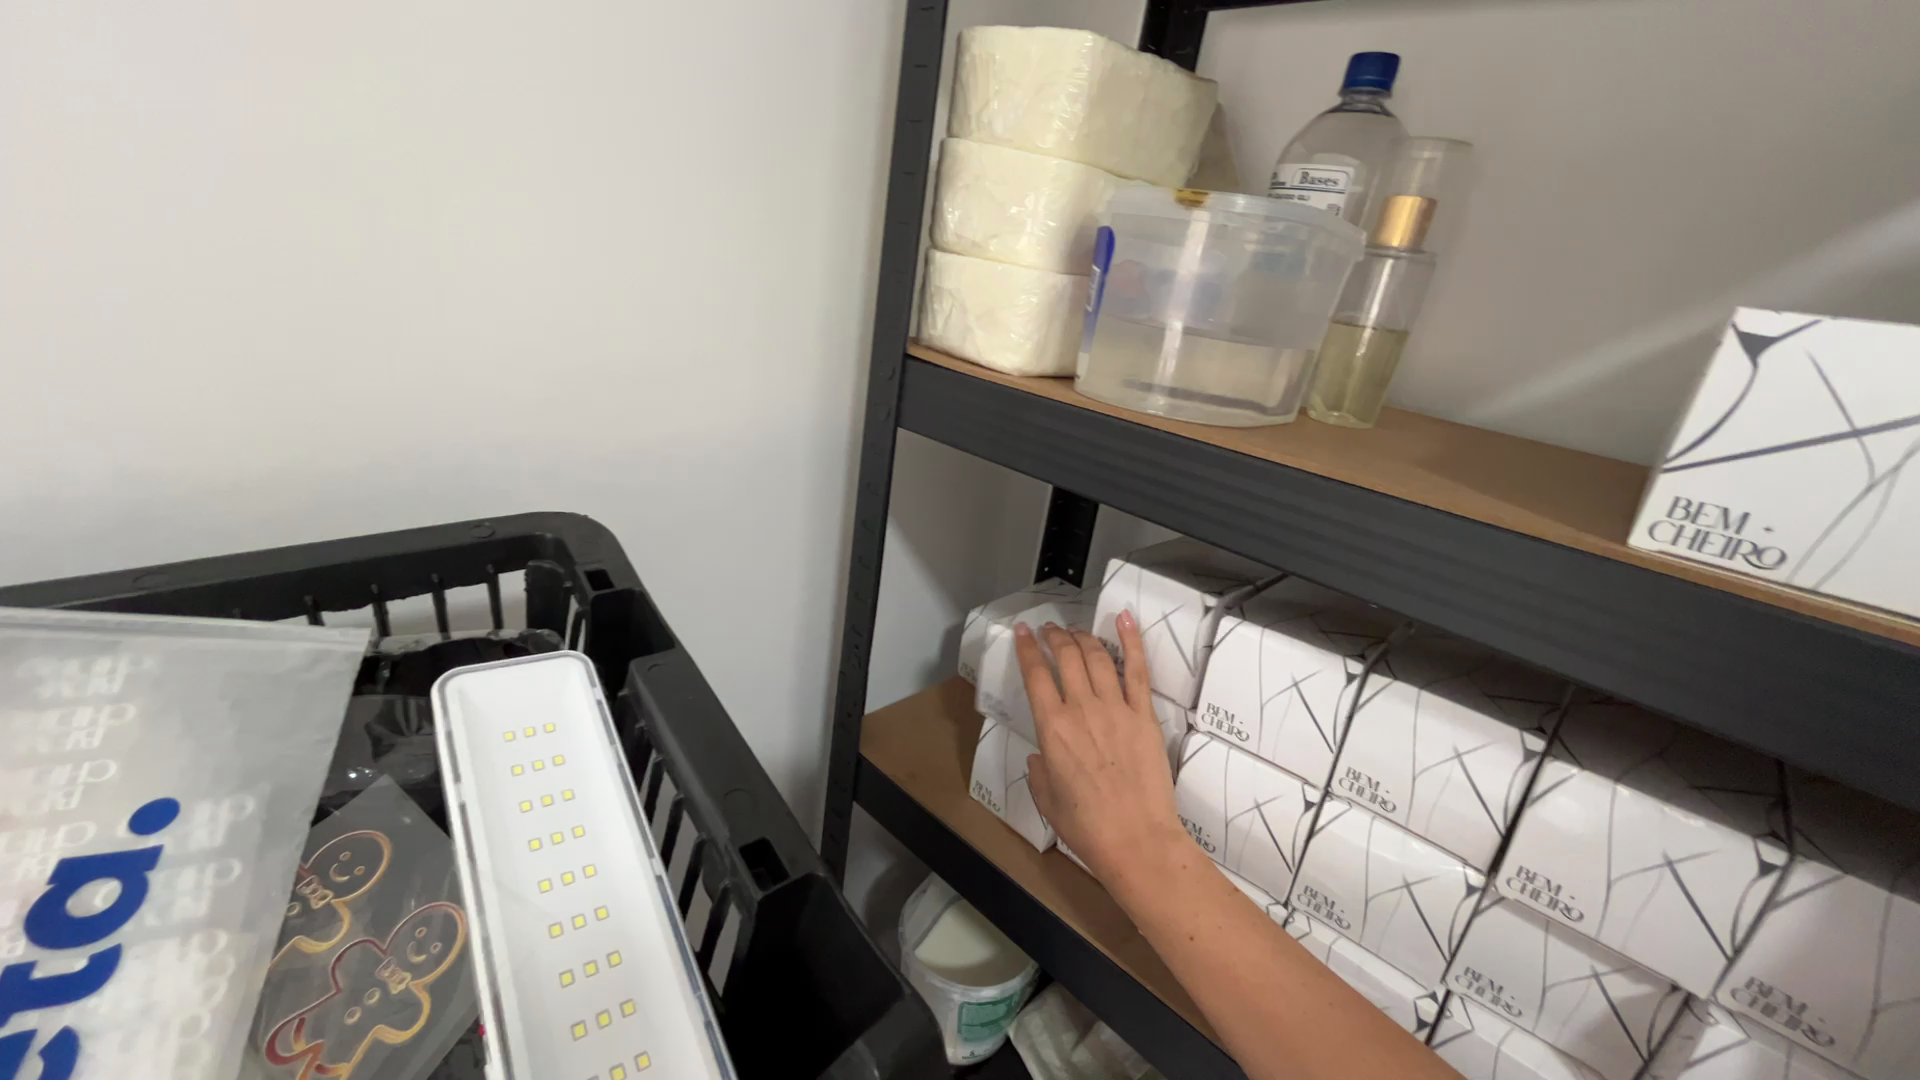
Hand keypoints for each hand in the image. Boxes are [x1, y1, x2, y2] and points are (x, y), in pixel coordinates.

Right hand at [1014, 613, 1189, 895]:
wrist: (1136, 840)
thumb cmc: (1086, 826)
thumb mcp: (1047, 799)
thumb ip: (1038, 771)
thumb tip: (1039, 757)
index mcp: (1052, 728)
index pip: (1034, 674)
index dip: (1027, 648)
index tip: (1023, 632)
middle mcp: (1081, 709)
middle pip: (1066, 657)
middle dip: (1055, 636)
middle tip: (1050, 630)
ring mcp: (1116, 708)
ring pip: (1097, 657)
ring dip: (1083, 637)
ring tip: (1075, 630)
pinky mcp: (1144, 715)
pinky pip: (1137, 670)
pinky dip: (1131, 640)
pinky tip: (1125, 619)